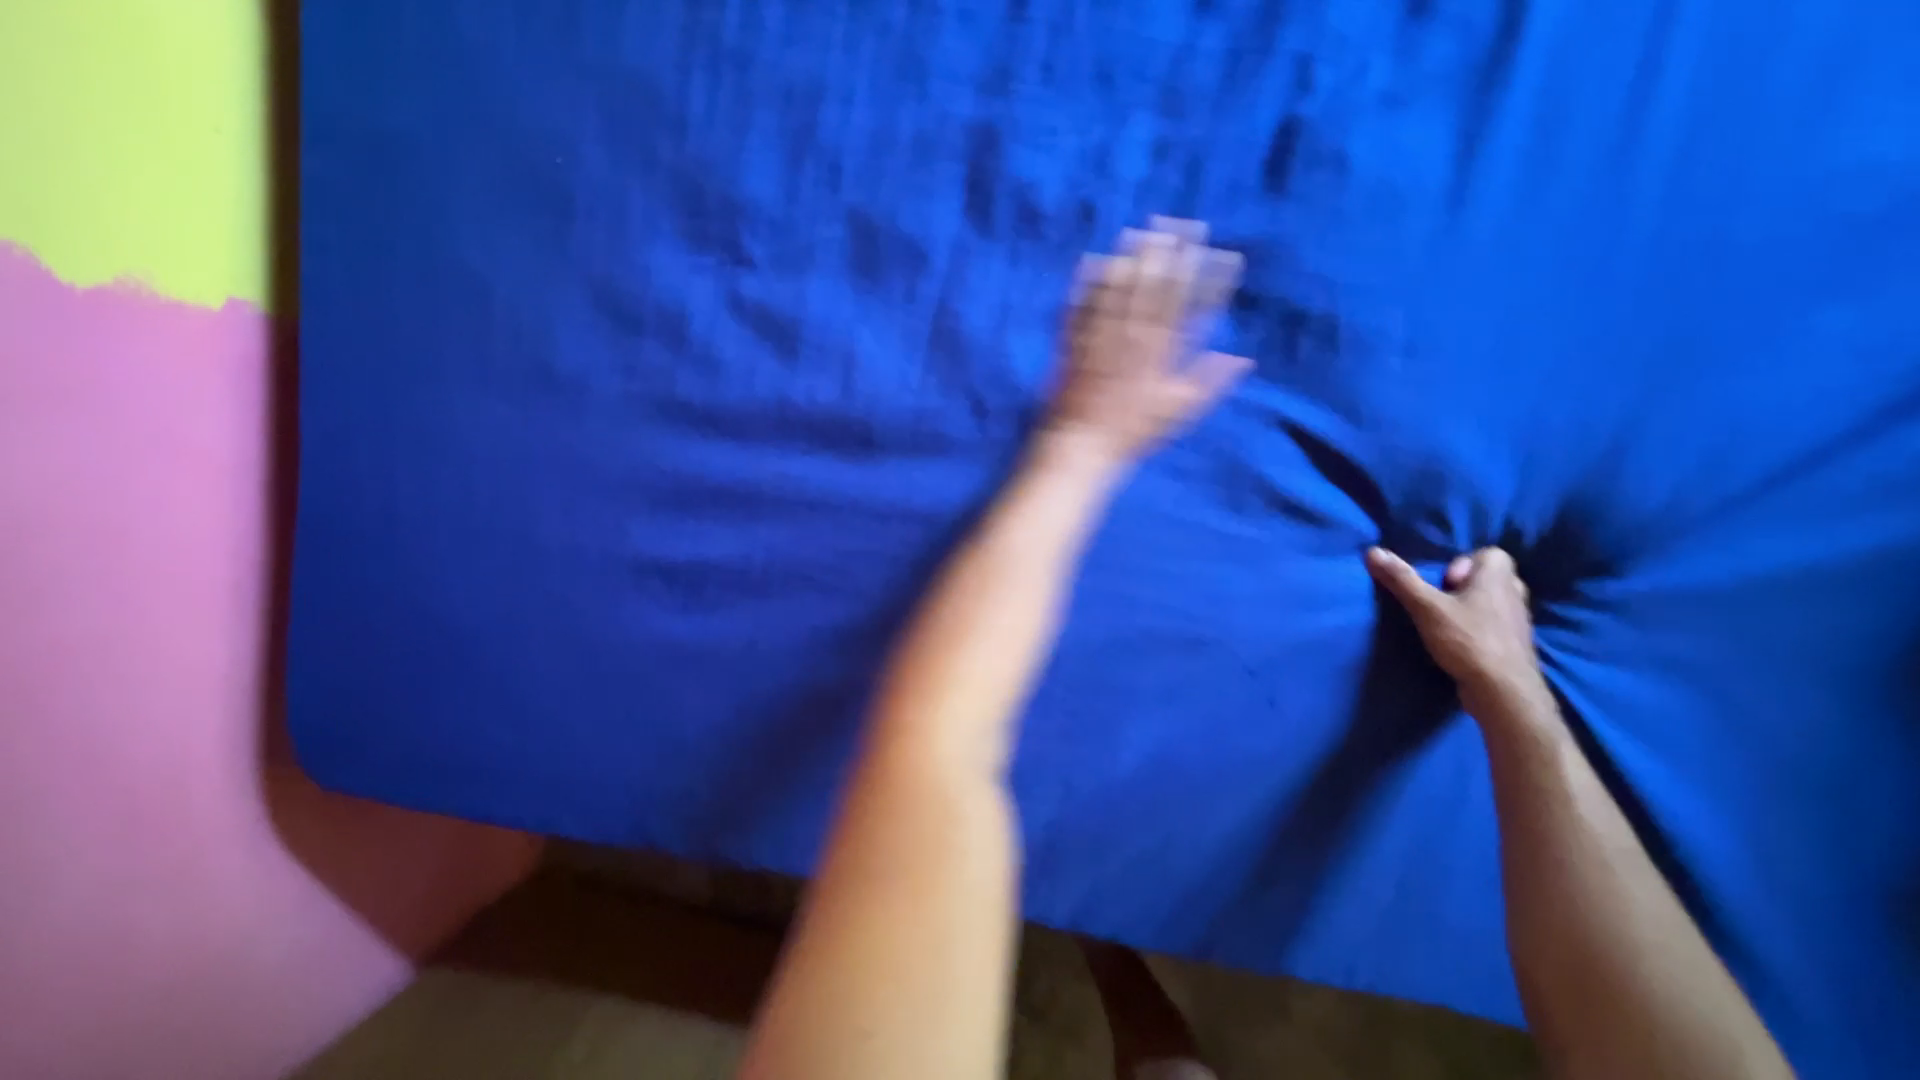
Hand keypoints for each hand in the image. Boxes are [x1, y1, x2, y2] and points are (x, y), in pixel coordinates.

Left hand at [1043, 217, 1251, 466]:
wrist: (1080, 445)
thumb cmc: (1132, 433)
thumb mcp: (1178, 411)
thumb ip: (1209, 382)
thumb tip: (1243, 358)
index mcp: (1160, 356)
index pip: (1188, 309)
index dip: (1206, 279)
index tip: (1221, 252)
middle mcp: (1132, 341)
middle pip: (1153, 292)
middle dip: (1168, 256)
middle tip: (1177, 224)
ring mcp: (1100, 339)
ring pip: (1119, 293)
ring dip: (1130, 261)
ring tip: (1141, 231)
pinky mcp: (1073, 343)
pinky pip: (1081, 308)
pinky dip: (1088, 285)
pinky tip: (1095, 260)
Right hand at [1366, 546, 1555, 721]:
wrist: (1503, 691)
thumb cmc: (1467, 640)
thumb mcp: (1427, 607)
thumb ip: (1401, 579)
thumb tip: (1373, 551)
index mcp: (1498, 578)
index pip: (1491, 554)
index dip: (1464, 564)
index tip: (1445, 585)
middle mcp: (1514, 594)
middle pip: (1491, 578)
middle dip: (1466, 587)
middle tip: (1443, 603)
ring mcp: (1518, 621)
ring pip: (1495, 603)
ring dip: (1473, 609)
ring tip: (1449, 625)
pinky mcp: (1515, 646)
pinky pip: (1497, 626)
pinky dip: (1481, 629)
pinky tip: (1461, 645)